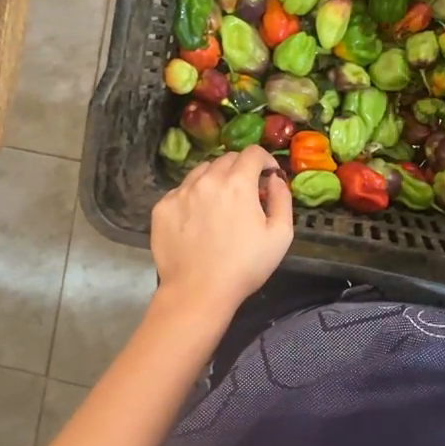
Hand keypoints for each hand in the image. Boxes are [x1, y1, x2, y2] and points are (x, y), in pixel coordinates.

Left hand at [150, 146, 293, 320]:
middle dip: (241, 169)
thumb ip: (282, 199)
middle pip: (227, 159)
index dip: (264, 160)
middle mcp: (207, 180)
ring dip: (215, 179)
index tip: (268, 175)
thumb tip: (275, 178)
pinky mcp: (162, 207)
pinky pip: (181, 190)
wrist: (198, 292)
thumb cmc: (245, 267)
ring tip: (220, 204)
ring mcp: (181, 192)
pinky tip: (198, 218)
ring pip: (202, 171)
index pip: (253, 152)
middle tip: (246, 192)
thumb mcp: (280, 236)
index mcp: (238, 183)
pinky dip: (193, 196)